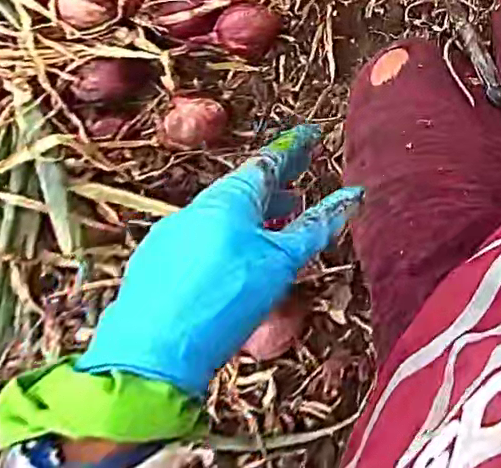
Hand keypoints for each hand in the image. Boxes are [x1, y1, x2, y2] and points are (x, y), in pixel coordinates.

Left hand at [77, 126, 362, 395]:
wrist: (145, 366)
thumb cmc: (225, 300)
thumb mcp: (283, 259)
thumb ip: (319, 224)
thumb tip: (355, 195)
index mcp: (226, 199)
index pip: (268, 161)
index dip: (294, 147)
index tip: (313, 134)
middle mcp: (194, 211)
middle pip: (245, 187)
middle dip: (277, 182)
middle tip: (302, 174)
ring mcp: (169, 239)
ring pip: (224, 214)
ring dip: (256, 212)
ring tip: (281, 221)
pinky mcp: (153, 268)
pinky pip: (203, 237)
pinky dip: (231, 235)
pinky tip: (243, 256)